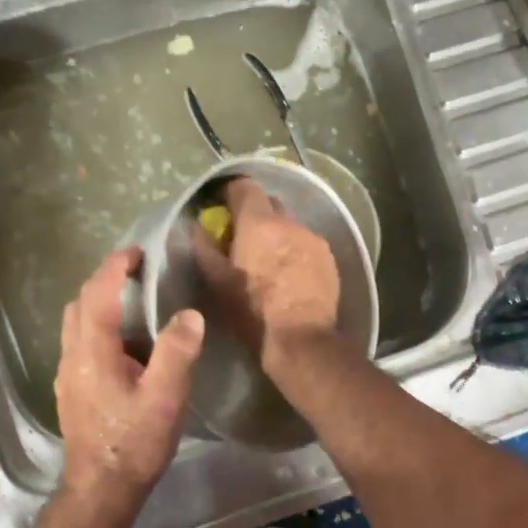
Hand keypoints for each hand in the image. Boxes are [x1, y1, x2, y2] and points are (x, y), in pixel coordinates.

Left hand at [55, 248, 204, 500]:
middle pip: (79, 304)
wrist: (101, 490)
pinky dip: (100, 330)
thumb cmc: (133, 444)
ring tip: (135, 308)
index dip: (115, 266)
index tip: (138, 251)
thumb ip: (176, 352)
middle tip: (137, 275)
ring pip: (77, 326)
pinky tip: (128, 350)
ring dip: (100, 306)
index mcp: (92, 351)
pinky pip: (82, 346)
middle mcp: (72, 357)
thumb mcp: (164, 398)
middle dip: (104, 282)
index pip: (97, 292)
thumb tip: (189, 314)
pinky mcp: (73, 393)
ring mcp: (68, 376)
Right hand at [193, 177, 339, 365]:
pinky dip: (295, 252)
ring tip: (269, 264)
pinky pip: (307, 245)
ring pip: (290, 226)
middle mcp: (290, 222)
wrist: (301, 341)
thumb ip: (205, 248)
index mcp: (259, 223)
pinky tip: (290, 277)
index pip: (244, 186)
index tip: (222, 210)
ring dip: (277, 237)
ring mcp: (313, 239)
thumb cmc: (253, 313)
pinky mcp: (329, 259)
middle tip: (243, 241)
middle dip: (255, 217)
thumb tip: (198, 226)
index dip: (230, 194)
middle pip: (270, 205)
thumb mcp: (218, 283)